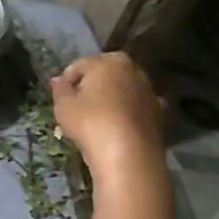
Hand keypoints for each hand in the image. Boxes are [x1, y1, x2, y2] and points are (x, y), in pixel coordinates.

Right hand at [50, 52, 163, 175]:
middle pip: (107, 70)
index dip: (68, 77)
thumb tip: (58, 80)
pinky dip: (130, 110)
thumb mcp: (64, 107)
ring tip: (101, 113)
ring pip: (125, 87)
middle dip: (94, 81)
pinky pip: (138, 105)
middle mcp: (132, 70)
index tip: (60, 94)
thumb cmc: (91, 123)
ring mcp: (149, 90)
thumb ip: (60, 90)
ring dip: (114, 94)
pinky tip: (121, 123)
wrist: (129, 155)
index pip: (81, 64)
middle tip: (81, 100)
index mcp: (107, 63)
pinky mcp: (159, 111)